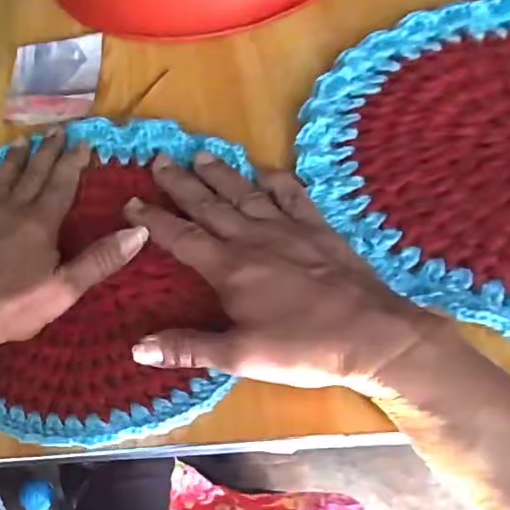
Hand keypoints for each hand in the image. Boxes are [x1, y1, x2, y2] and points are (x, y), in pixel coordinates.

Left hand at [0, 129, 148, 358]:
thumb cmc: (15, 307)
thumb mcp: (65, 289)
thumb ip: (100, 260)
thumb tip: (138, 231)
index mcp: (40, 222)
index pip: (62, 183)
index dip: (74, 161)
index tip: (84, 141)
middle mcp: (11, 210)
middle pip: (32, 174)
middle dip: (47, 151)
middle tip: (56, 129)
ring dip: (11, 160)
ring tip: (20, 141)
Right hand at [124, 151, 451, 397]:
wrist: (379, 339)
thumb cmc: (302, 349)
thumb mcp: (238, 356)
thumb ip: (186, 348)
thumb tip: (136, 348)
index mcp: (230, 269)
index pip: (181, 237)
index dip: (153, 219)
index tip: (130, 201)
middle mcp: (255, 241)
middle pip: (211, 205)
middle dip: (182, 183)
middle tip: (160, 160)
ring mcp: (291, 232)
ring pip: (247, 194)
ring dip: (221, 174)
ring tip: (201, 153)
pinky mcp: (321, 232)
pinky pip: (294, 197)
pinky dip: (276, 180)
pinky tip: (264, 170)